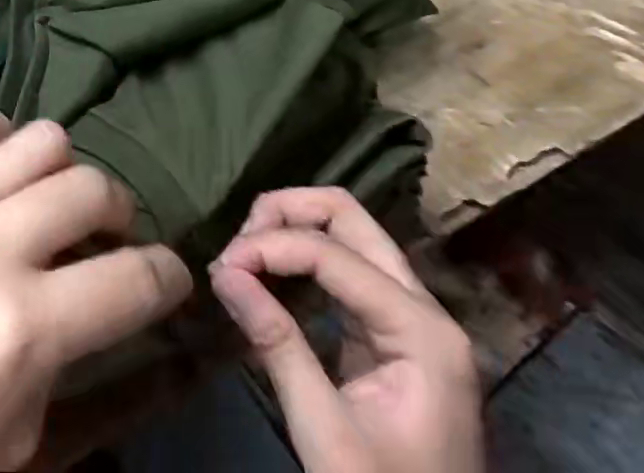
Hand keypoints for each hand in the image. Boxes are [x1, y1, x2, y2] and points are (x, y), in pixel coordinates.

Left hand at [0, 100, 194, 472]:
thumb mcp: (26, 448)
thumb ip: (106, 395)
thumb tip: (171, 354)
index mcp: (21, 327)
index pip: (140, 276)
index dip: (170, 281)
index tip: (167, 288)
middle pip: (96, 187)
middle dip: (124, 219)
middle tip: (109, 254)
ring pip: (42, 139)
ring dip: (68, 174)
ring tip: (58, 214)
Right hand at [209, 188, 483, 472]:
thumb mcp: (324, 430)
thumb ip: (275, 342)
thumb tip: (221, 272)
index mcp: (422, 331)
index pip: (331, 252)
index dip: (267, 247)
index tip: (219, 271)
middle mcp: (425, 308)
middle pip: (348, 216)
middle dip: (283, 212)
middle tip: (236, 245)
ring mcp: (412, 316)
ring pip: (346, 231)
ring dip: (289, 227)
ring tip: (244, 257)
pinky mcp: (391, 329)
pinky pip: (342, 263)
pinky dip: (299, 254)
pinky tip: (266, 273)